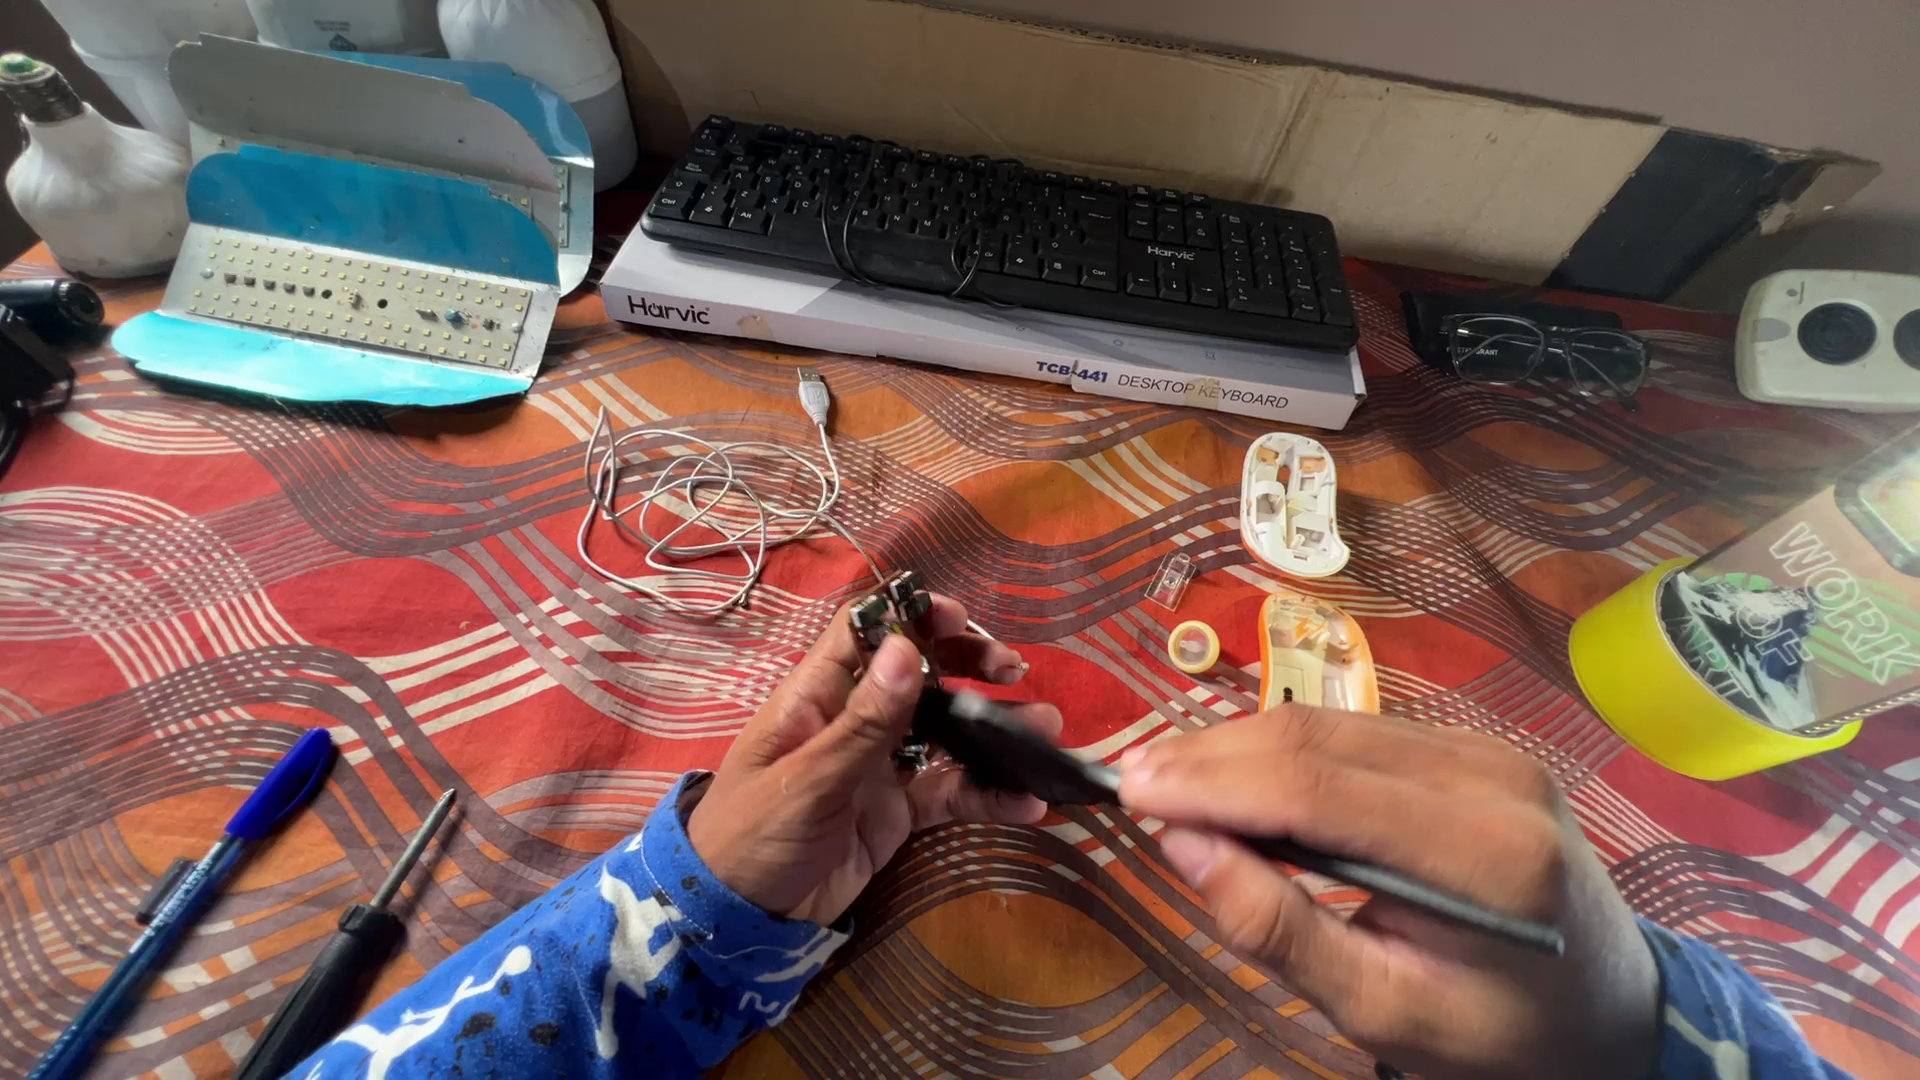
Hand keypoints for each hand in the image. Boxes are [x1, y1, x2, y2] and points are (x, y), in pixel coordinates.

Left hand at [687, 594, 1060, 924]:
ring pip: (944, 731)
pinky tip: (1028, 801)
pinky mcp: (897, 809)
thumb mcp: (809, 780)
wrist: (739, 924)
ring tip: (1046, 729)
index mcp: (820, 694)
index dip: (911, 615)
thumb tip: (907, 648)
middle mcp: (856, 718)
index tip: (961, 619)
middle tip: (1013, 670)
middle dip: (967, 663)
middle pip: (919, 673)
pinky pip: (949, 791)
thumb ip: (863, 722)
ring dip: (993, 728)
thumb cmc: (753, 836)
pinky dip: (987, 793)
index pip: (867, 631)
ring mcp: (880, 763)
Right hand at [1119, 706, 1659, 1079]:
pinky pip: (1341, 726)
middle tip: (1134, 778)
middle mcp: (1487, 775)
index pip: (1315, 791)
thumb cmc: (1499, 1034)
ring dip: (1230, 744)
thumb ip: (1277, 929)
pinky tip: (1229, 768)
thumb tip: (1180, 842)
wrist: (1615, 1007)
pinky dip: (1271, 746)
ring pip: (1317, 720)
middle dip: (1207, 756)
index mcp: (1486, 856)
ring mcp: (1479, 745)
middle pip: (1309, 738)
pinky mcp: (1460, 738)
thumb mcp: (1383, 1013)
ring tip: (1166, 772)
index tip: (1134, 792)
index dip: (1212, 784)